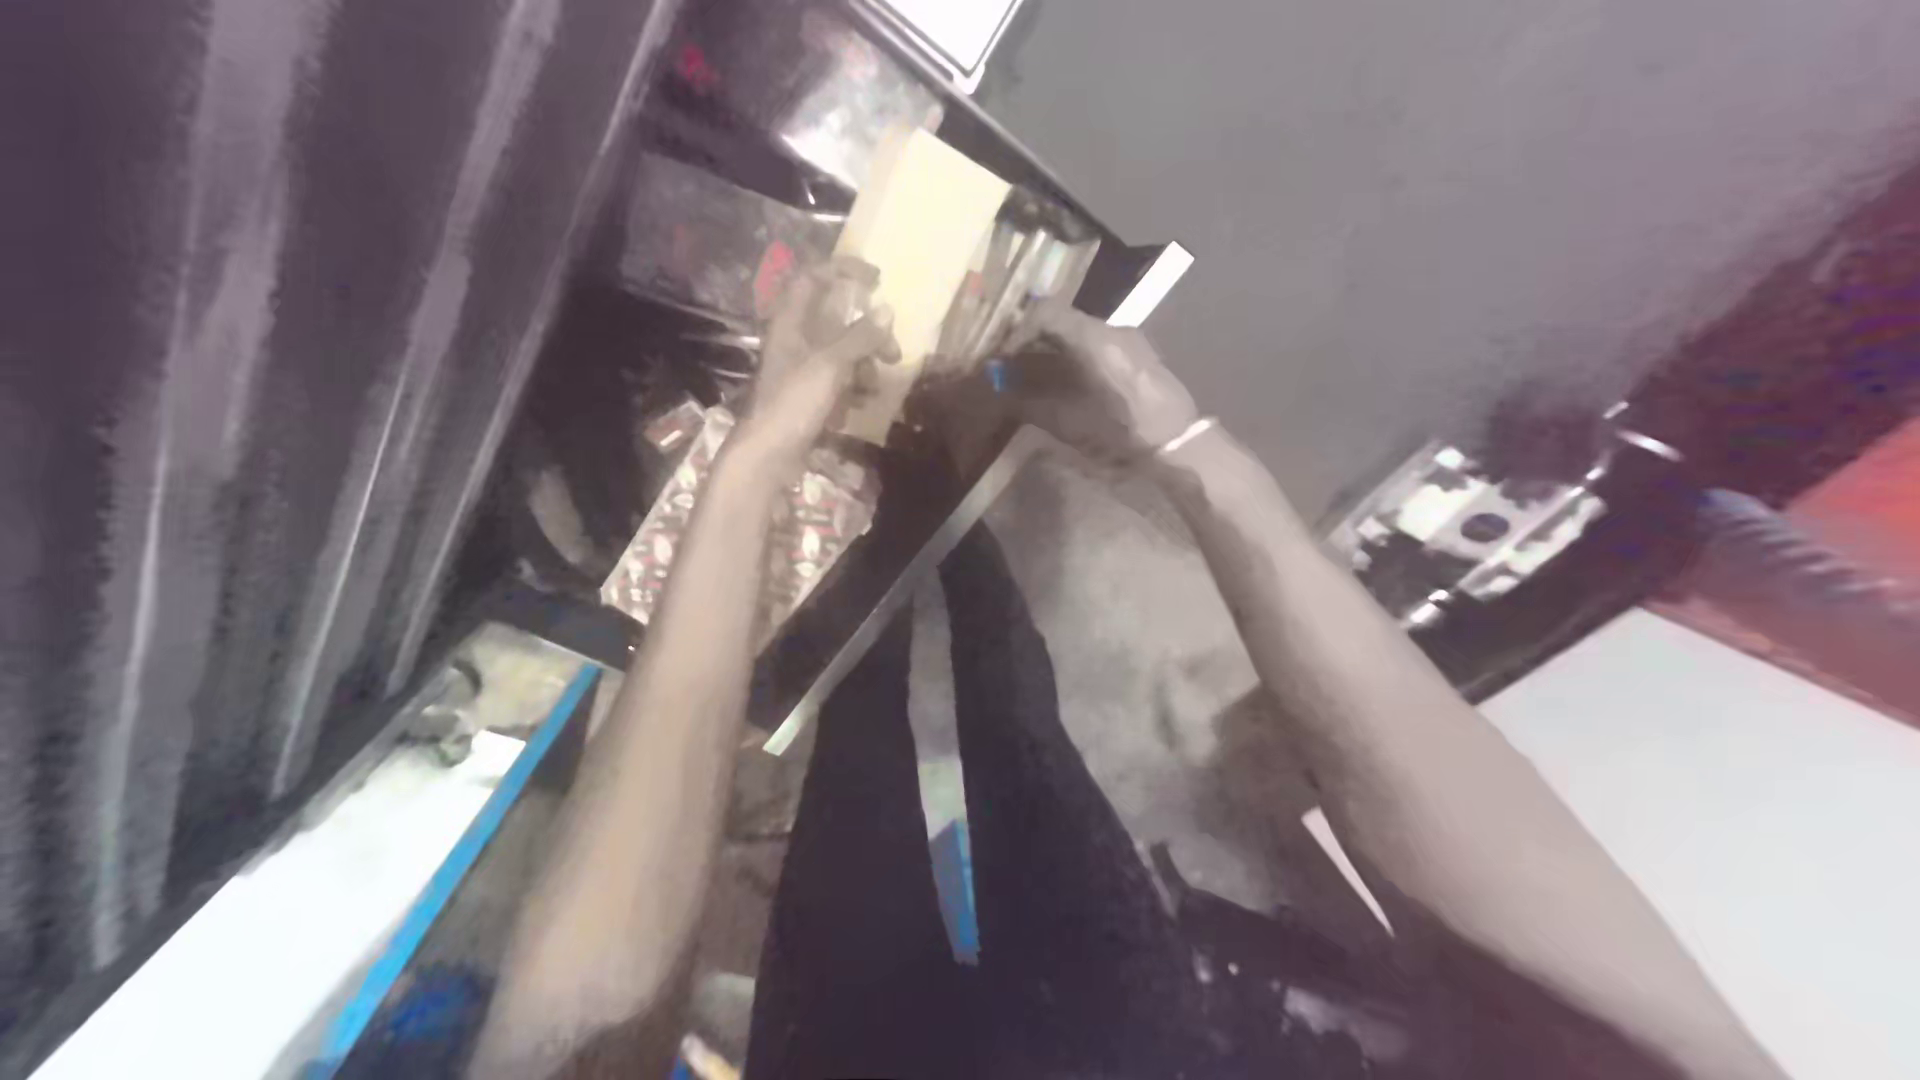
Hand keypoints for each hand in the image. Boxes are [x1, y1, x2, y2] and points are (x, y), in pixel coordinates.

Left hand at [730, 257, 898, 480]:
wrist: (768, 454)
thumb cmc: (793, 403)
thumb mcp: (831, 365)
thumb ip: (859, 337)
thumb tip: (887, 310)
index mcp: (791, 322)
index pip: (814, 277)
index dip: (843, 270)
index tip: (877, 279)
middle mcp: (795, 340)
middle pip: (836, 321)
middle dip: (868, 335)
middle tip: (892, 352)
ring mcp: (801, 370)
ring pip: (841, 354)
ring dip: (864, 367)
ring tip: (874, 388)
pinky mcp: (807, 396)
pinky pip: (837, 382)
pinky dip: (852, 389)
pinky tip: (860, 405)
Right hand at [1006, 301, 1198, 464]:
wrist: (1178, 448)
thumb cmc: (1120, 434)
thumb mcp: (1067, 421)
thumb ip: (1026, 398)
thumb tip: (994, 382)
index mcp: (1095, 337)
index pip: (1044, 312)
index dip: (1014, 331)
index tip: (998, 357)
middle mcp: (1111, 329)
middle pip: (1059, 322)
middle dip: (1028, 344)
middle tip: (1007, 371)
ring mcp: (1127, 340)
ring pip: (1075, 335)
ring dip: (1048, 353)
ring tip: (1029, 382)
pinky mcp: (1136, 356)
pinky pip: (1092, 347)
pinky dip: (1069, 360)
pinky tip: (1059, 385)